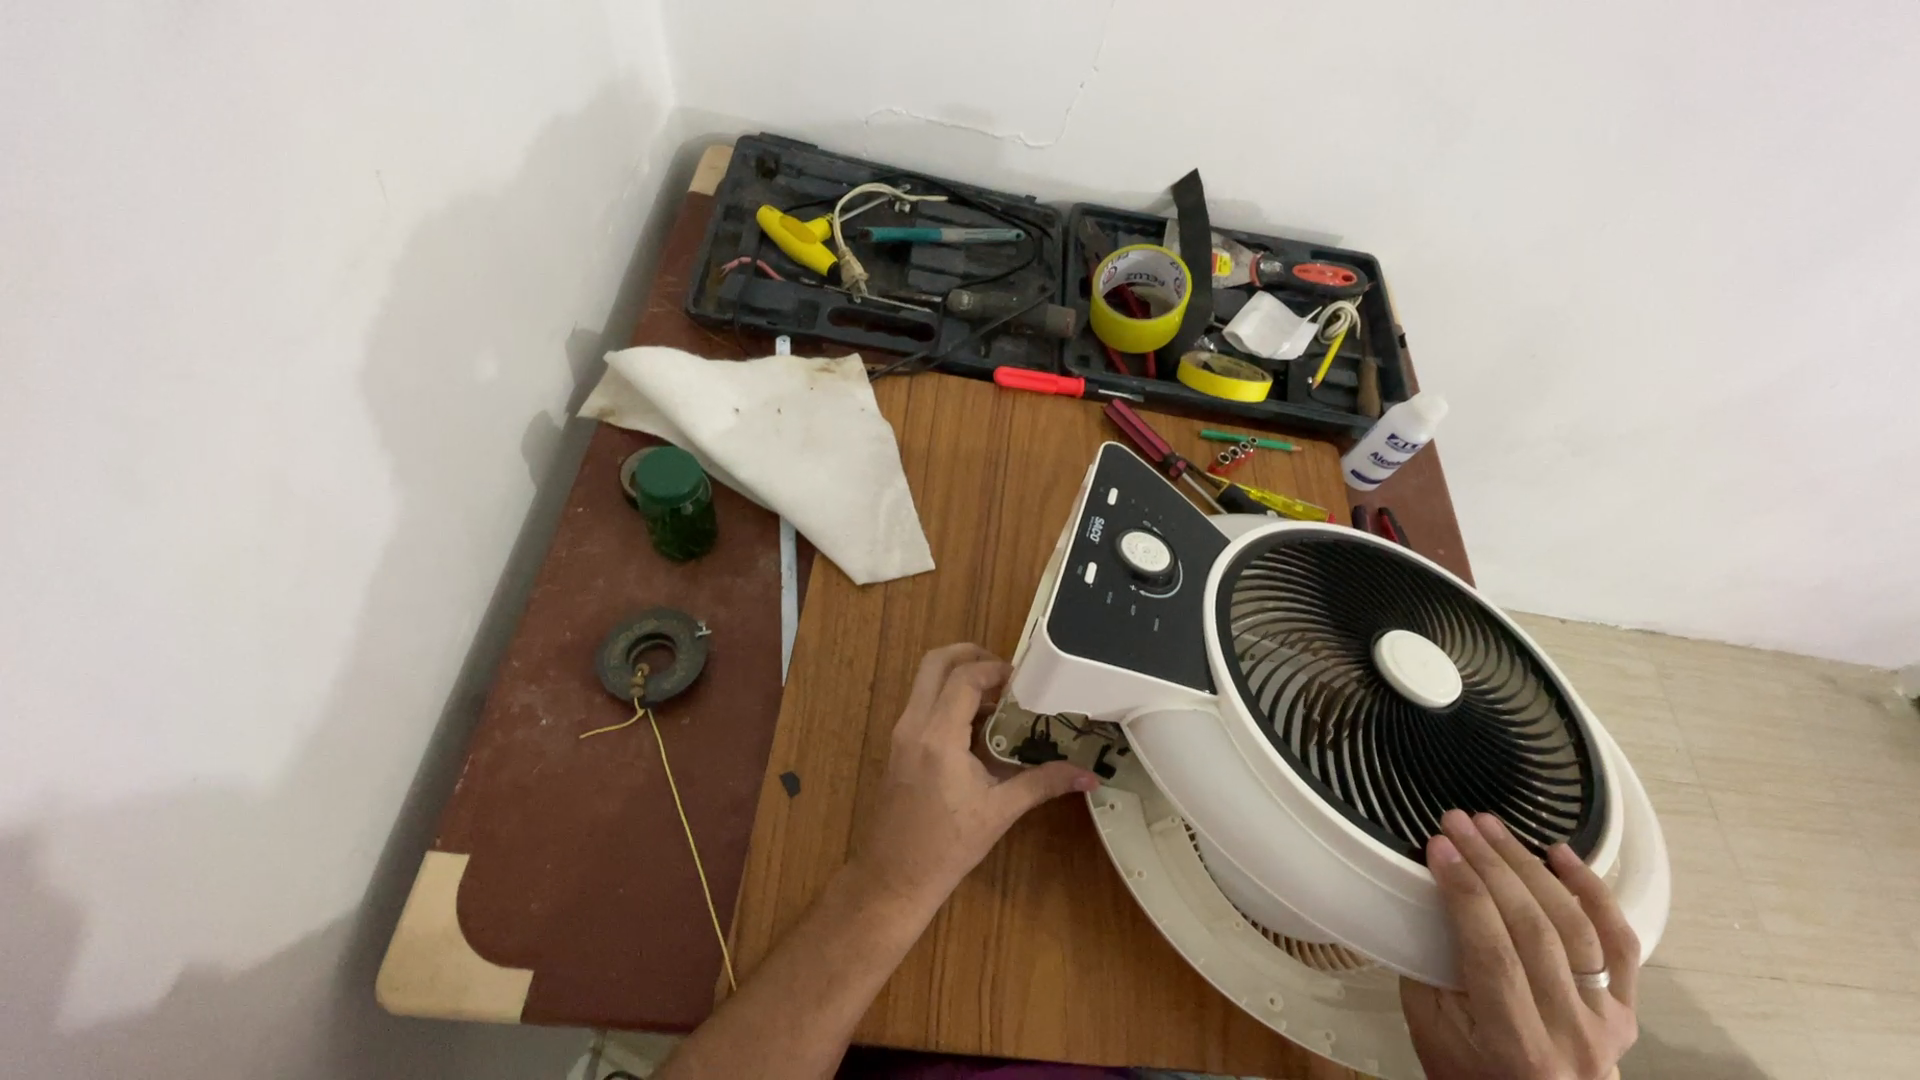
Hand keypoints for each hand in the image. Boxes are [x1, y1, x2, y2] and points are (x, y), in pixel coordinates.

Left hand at [847, 644, 1098, 911]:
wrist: (893, 877)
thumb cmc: (947, 847)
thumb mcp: (999, 812)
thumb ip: (1043, 783)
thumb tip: (1088, 776)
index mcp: (938, 737)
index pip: (964, 678)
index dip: (996, 669)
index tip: (1024, 681)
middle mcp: (913, 725)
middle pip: (935, 662)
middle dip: (971, 655)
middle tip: (1007, 673)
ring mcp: (901, 733)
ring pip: (925, 680)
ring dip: (960, 676)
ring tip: (999, 697)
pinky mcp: (898, 744)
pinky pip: (923, 702)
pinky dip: (949, 696)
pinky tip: (980, 723)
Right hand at [1400, 810, 1640, 1079]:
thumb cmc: (1466, 1069)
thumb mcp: (1430, 1023)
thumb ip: (1431, 962)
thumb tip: (1427, 892)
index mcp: (1517, 1042)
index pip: (1492, 951)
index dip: (1465, 891)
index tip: (1437, 845)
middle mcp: (1573, 1032)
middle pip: (1534, 930)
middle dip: (1491, 865)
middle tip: (1457, 821)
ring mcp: (1608, 1020)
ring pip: (1576, 926)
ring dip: (1529, 867)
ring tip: (1492, 827)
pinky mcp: (1627, 1007)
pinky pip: (1620, 942)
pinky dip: (1593, 891)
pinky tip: (1560, 853)